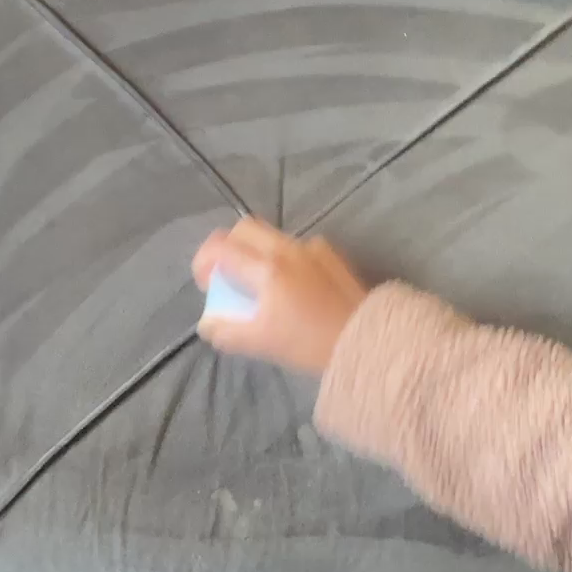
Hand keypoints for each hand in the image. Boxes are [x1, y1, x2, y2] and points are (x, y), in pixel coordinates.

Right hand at [192, 217, 368, 376]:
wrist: (368, 339)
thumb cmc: (310, 343)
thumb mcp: (261, 343)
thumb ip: (227, 331)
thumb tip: (207, 323)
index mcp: (266, 268)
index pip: (220, 247)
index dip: (203, 261)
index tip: (205, 283)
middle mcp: (287, 248)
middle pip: (243, 228)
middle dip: (227, 247)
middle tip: (227, 275)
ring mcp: (312, 247)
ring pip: (270, 235)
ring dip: (254, 252)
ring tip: (258, 283)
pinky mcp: (331, 254)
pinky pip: (295, 246)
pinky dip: (281, 258)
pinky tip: (291, 286)